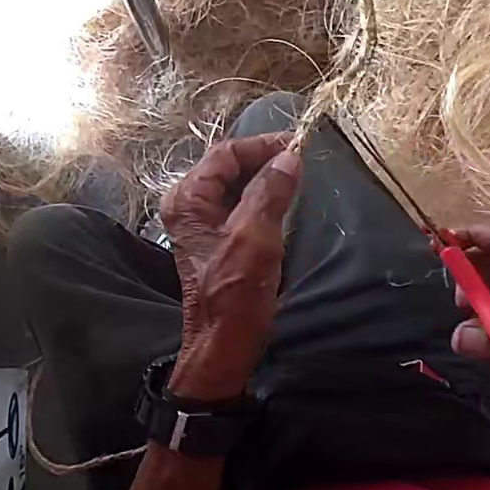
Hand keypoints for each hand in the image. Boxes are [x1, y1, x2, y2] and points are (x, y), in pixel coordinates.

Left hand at [159, 132, 301, 401]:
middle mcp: (188, 206)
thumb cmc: (235, 291)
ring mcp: (200, 223)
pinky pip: (239, 207)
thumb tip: (290, 157)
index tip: (298, 146)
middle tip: (302, 161)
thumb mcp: (255, 236)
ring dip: (266, 180)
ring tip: (299, 178)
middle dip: (265, 160)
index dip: (262, 146)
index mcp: (188, 199)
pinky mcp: (216, 240)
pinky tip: (286, 203)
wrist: (223, 343)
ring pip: (236, 187)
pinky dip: (262, 200)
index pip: (225, 154)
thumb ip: (270, 191)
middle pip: (228, 167)